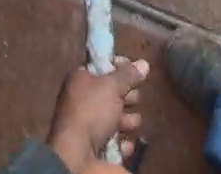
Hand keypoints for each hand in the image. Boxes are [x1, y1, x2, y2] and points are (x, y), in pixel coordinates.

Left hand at [46, 57, 148, 172]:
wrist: (77, 157)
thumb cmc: (92, 112)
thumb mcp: (112, 86)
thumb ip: (128, 75)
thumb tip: (144, 64)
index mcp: (79, 80)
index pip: (101, 65)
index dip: (118, 65)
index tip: (134, 69)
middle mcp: (81, 101)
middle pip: (110, 93)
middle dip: (127, 96)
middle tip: (136, 99)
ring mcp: (87, 126)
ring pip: (114, 118)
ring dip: (127, 120)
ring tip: (132, 123)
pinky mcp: (94, 147)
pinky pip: (114, 141)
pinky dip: (122, 142)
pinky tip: (126, 142)